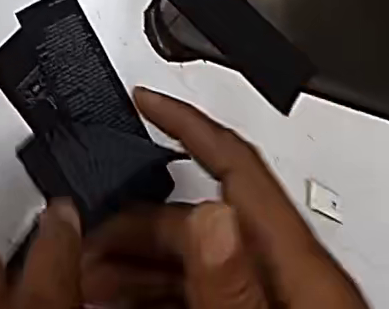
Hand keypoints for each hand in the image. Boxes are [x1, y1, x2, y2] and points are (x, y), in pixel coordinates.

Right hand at [82, 89, 368, 308]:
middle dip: (136, 217)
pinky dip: (160, 296)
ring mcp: (276, 308)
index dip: (186, 121)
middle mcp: (287, 279)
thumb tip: (212, 214)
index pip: (235, 163)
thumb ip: (237, 286)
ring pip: (196, 261)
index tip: (146, 100)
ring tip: (95, 277)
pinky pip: (201, 297)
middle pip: (200, 216)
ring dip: (140, 263)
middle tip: (90, 232)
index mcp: (298, 269)